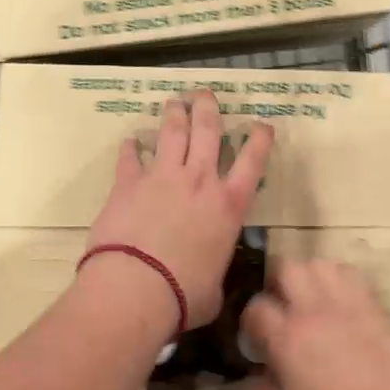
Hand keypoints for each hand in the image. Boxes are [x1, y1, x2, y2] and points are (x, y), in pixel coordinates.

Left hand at [86, 89, 270, 331]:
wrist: (135, 289)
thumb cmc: (184, 295)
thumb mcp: (215, 288)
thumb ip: (214, 272)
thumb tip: (208, 286)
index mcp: (228, 205)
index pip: (252, 161)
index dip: (259, 139)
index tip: (261, 124)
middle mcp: (199, 181)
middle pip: (208, 131)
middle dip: (208, 108)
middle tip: (205, 94)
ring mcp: (162, 178)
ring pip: (172, 133)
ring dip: (175, 114)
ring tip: (174, 101)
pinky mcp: (128, 183)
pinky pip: (130, 157)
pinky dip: (131, 147)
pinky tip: (131, 140)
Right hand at [241, 261, 389, 389]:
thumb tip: (254, 379)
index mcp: (288, 339)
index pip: (257, 307)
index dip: (250, 320)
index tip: (256, 337)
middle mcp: (313, 310)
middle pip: (286, 268)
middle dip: (276, 282)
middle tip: (280, 306)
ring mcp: (345, 302)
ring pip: (318, 263)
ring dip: (308, 276)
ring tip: (309, 298)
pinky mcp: (372, 303)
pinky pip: (349, 272)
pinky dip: (338, 278)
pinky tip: (338, 299)